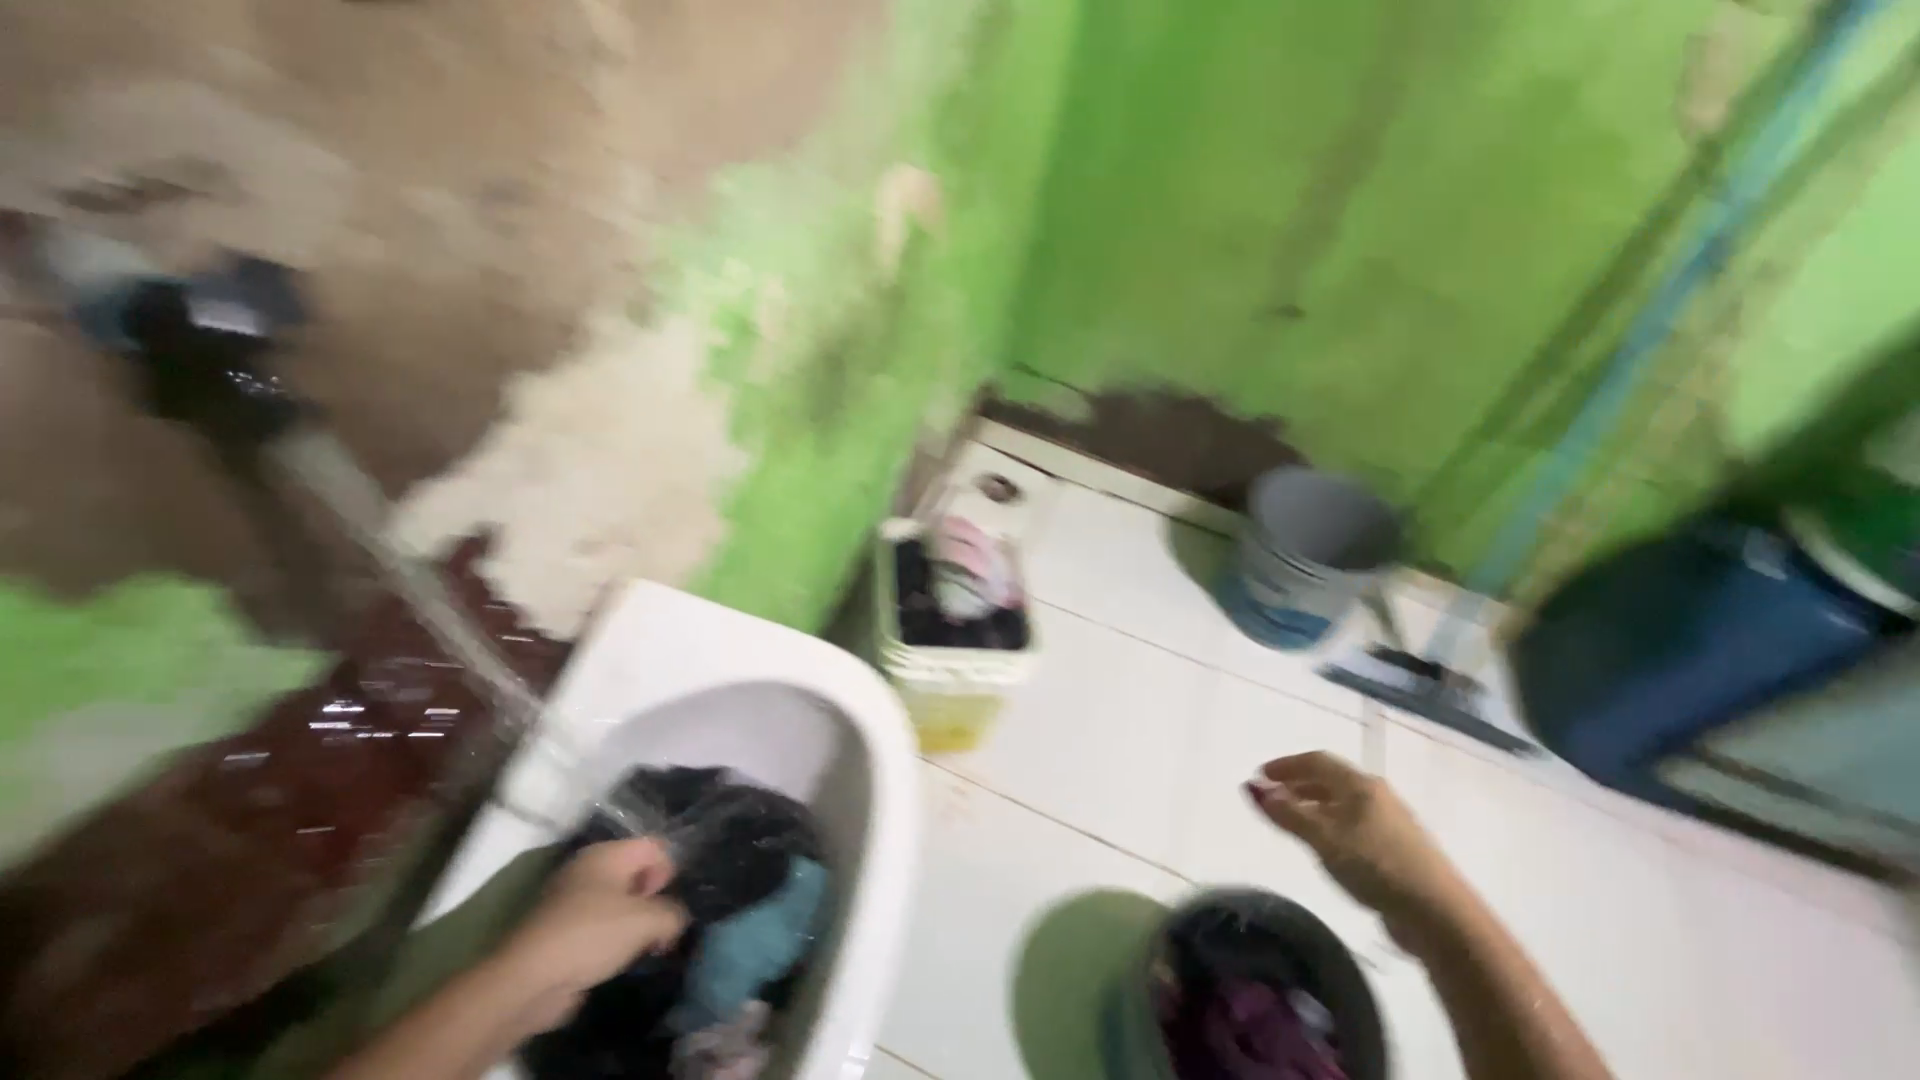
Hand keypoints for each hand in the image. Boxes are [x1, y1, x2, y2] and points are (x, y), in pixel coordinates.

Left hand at [493, 838, 688, 1031]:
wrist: (528, 980)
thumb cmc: (592, 935)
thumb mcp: (648, 921)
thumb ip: (674, 914)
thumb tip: (674, 920)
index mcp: (607, 853)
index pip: (655, 847)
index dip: (670, 873)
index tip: (666, 906)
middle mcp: (587, 869)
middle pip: (637, 875)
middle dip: (653, 902)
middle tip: (658, 931)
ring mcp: (570, 900)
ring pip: (618, 903)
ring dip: (634, 926)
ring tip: (639, 950)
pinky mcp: (560, 931)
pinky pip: (599, 926)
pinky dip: (611, 941)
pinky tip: (615, 962)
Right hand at [1245, 752, 1467, 930]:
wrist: (1438, 914)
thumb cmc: (1376, 866)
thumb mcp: (1324, 838)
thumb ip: (1287, 813)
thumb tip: (1254, 789)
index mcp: (1360, 785)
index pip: (1317, 761)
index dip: (1285, 765)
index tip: (1259, 776)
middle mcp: (1376, 796)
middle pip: (1330, 780)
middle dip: (1296, 784)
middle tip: (1270, 796)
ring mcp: (1389, 823)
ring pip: (1341, 803)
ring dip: (1311, 804)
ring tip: (1289, 819)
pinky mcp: (1395, 849)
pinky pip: (1351, 824)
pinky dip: (1328, 824)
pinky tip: (1322, 845)